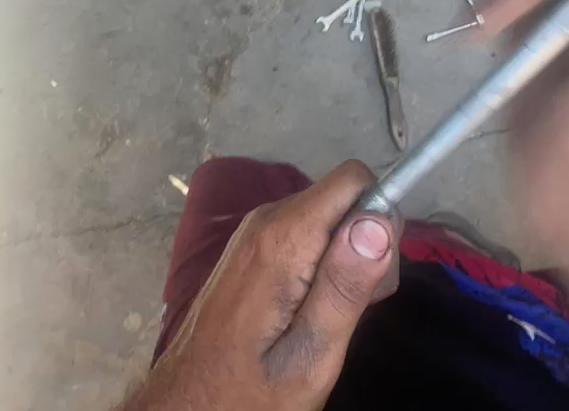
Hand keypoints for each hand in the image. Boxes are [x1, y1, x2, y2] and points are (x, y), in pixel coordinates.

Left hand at [124, 162, 397, 410]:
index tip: (377, 272)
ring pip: (328, 213)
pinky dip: (322, 259)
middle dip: (365, 243)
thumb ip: (345, 285)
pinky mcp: (253, 241)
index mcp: (284, 236)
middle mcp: (268, 216)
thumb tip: (380, 221)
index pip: (353, 179)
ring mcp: (256, 226)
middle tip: (354, 308)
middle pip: (343, 197)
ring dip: (345, 255)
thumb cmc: (251, 389)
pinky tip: (309, 307)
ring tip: (328, 316)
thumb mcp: (310, 354)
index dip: (379, 216)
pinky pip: (307, 229)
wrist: (188, 401)